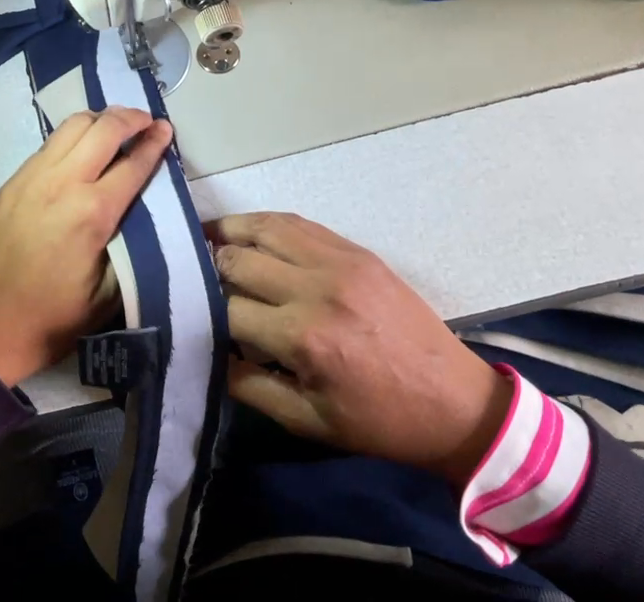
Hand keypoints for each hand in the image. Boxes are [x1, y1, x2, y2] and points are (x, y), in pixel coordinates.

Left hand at [0, 108, 173, 386]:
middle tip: (147, 121)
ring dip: (99, 120)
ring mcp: (30, 178)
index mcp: (91, 213)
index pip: (132, 163)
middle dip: (130, 118)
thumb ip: (132, 246)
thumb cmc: (52, 318)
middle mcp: (60, 183)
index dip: (155, 143)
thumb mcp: (108, 294)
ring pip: (70, 127)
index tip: (168, 129)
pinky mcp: (11, 183)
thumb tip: (147, 215)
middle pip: (101, 128)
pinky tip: (82, 150)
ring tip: (117, 127)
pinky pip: (48, 145)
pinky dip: (72, 136)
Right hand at [212, 213, 511, 483]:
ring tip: (205, 242)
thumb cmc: (378, 421)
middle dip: (208, 270)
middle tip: (191, 280)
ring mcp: (338, 262)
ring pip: (262, 227)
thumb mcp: (306, 420)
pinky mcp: (355, 250)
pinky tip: (245, 232)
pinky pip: (296, 222)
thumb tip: (205, 350)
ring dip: (227, 233)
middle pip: (236, 260)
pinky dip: (263, 224)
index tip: (188, 318)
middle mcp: (316, 289)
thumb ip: (247, 385)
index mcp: (303, 338)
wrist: (454, 402)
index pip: (226, 310)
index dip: (201, 314)